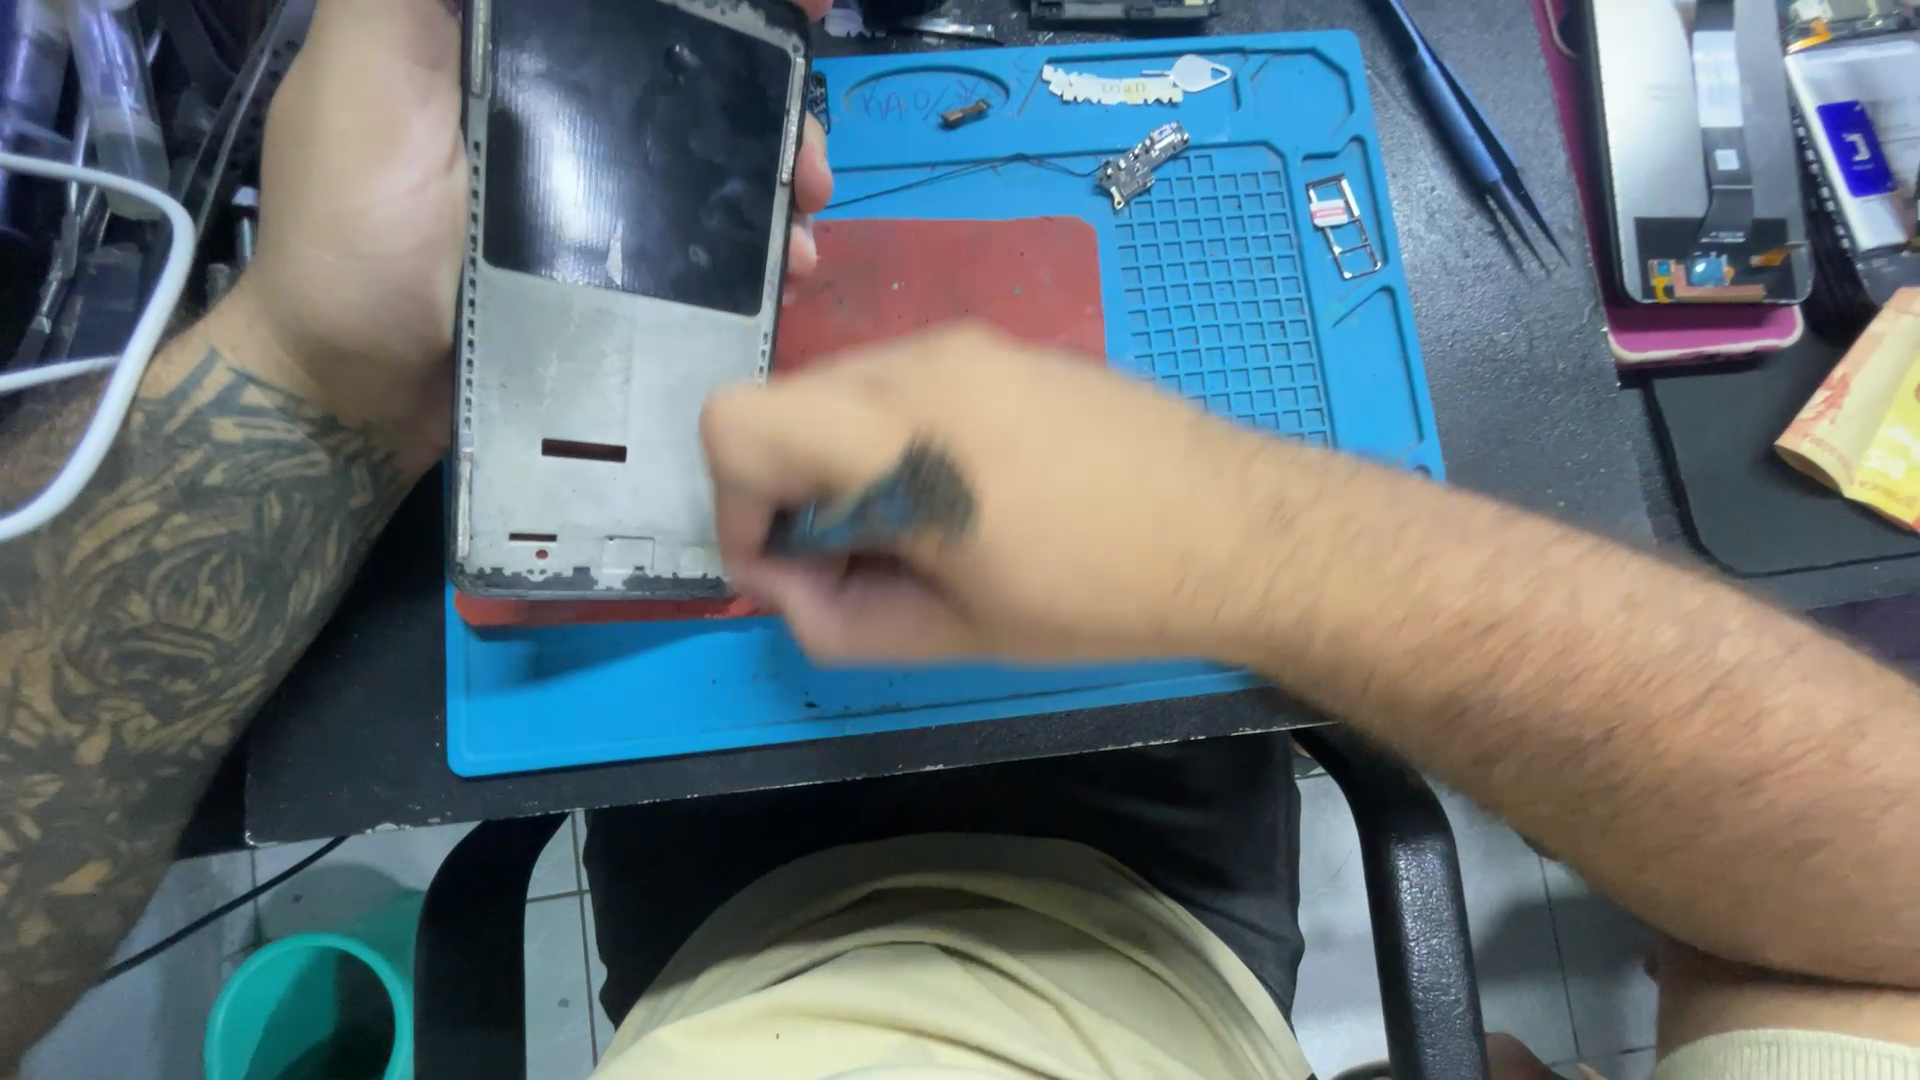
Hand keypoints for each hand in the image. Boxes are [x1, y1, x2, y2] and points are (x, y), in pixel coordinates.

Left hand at [235, 0, 833, 474]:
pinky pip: (704, 255)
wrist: (368, 391)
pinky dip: (751, 258)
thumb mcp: (367, 84)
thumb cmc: (354, 240)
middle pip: (695, 100)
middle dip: (768, 118)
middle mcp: (574, 126)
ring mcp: (605, 209)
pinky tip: (783, 272)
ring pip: (713, 179)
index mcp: (521, 60)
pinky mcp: (623, 276)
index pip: (636, 22)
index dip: (722, 20)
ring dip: (773, 192)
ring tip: (805, 224)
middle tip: (810, 166)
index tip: (794, 24)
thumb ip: (413, 0)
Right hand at [702, 325, 1283, 661]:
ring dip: (840, 468)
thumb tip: (785, 579)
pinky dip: (889, 441)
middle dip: (788, 494)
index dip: (735, 507)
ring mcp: (964, 343)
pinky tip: (963, 491)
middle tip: (859, 561)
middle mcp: (918, 360)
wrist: (1234, 527)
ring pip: (837, 395)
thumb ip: (835, 618)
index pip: (735, 425)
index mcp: (897, 431)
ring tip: (917, 531)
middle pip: (781, 408)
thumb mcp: (952, 635)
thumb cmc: (1096, 596)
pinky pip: (899, 386)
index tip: (794, 567)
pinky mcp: (1000, 347)